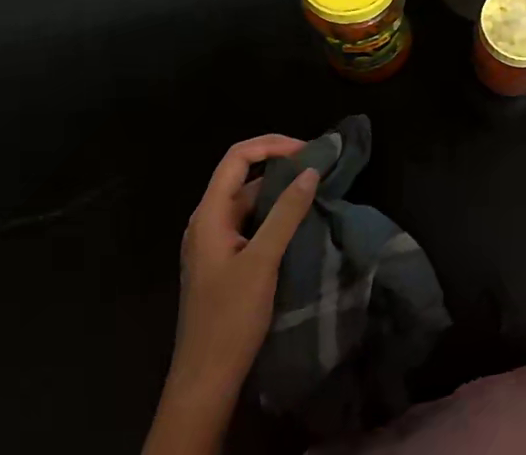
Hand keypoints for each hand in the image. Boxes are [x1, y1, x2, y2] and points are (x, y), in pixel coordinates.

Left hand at [172, 135, 320, 391]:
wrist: (206, 379)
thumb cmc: (230, 317)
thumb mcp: (263, 261)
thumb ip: (286, 213)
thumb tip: (310, 171)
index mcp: (209, 215)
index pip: (236, 158)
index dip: (271, 145)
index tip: (307, 151)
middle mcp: (208, 222)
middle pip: (243, 177)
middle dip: (280, 166)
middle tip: (319, 168)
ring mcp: (216, 244)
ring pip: (250, 202)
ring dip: (280, 192)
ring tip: (316, 191)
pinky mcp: (226, 262)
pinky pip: (252, 224)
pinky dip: (276, 215)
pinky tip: (301, 222)